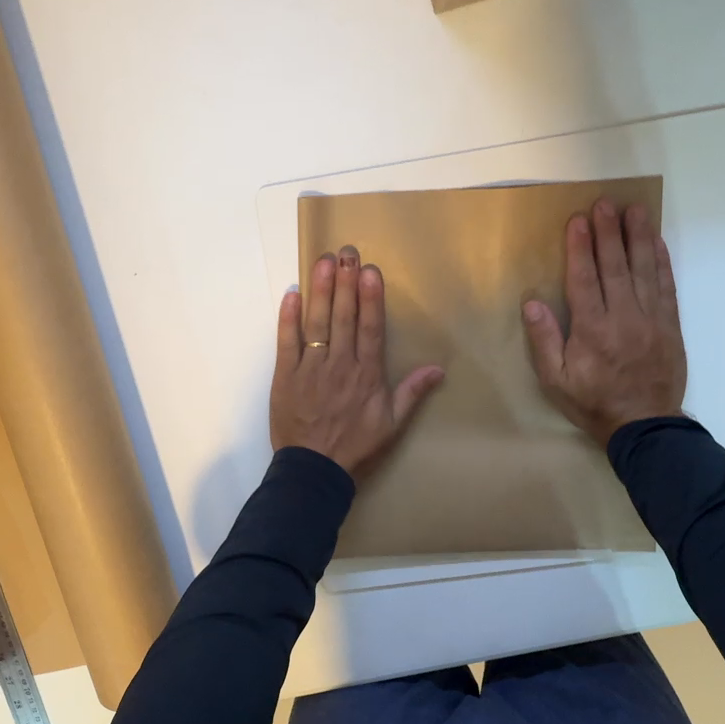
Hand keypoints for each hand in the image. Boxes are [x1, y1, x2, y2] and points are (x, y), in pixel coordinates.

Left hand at [271, 246, 444, 474]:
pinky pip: (287, 341)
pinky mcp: (285, 376)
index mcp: (368, 375)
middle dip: (345, 282)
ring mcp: (311, 369)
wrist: (314, 471)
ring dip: (321, 291)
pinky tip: (292, 294)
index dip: (371, 298)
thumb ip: (413, 393)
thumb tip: (438, 368)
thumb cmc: (355, 448)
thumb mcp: (392, 425)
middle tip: (346, 252)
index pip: (371, 328)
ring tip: (323, 261)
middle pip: (344, 317)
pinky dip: (288, 318)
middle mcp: (340, 365)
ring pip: (317, 323)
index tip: (370, 271)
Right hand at [523, 199, 685, 446]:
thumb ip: (544, 341)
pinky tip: (657, 242)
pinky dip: (661, 262)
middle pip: (615, 267)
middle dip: (608, 233)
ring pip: (644, 270)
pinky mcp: (670, 326)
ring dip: (638, 237)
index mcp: (592, 330)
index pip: (584, 279)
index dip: (580, 248)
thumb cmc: (593, 403)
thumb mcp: (555, 380)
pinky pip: (666, 287)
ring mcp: (651, 320)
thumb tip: (533, 303)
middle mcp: (623, 318)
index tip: (578, 221)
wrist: (645, 426)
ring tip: (634, 210)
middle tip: (604, 204)